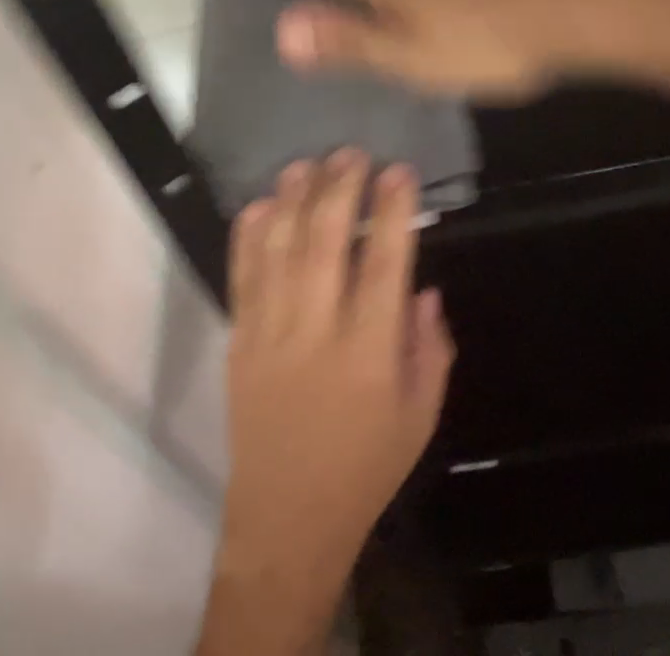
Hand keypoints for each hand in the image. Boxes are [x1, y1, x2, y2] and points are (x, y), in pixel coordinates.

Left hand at [219, 150, 454, 583]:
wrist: (288, 516)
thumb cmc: (366, 468)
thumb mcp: (421, 418)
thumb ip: (430, 350)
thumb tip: (422, 290)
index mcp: (371, 353)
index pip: (385, 263)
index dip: (392, 211)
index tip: (398, 172)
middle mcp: (318, 333)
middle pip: (325, 242)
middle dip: (339, 189)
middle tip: (350, 154)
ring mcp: (270, 334)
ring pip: (278, 251)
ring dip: (291, 201)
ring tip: (305, 165)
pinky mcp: (239, 343)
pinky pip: (242, 279)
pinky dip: (248, 239)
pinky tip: (258, 207)